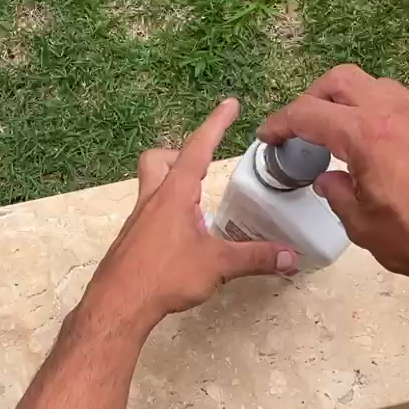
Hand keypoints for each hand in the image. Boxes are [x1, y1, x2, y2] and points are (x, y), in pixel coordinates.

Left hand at [81, 98, 298, 332]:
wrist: (118, 304)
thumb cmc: (161, 277)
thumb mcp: (217, 265)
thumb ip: (255, 258)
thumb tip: (289, 256)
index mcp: (175, 194)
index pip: (198, 148)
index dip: (215, 124)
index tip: (229, 104)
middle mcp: (153, 200)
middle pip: (158, 160)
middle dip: (180, 155)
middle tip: (203, 166)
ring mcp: (138, 220)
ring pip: (151, 187)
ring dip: (174, 187)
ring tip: (199, 206)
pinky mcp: (132, 240)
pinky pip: (149, 215)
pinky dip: (167, 216)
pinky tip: (182, 238)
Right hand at [258, 64, 408, 300]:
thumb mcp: (365, 228)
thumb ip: (338, 197)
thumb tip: (329, 181)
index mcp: (367, 135)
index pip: (309, 114)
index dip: (280, 123)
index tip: (269, 135)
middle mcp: (395, 113)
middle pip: (340, 79)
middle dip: (312, 97)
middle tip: (300, 127)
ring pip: (374, 86)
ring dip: (347, 101)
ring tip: (338, 136)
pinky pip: (400, 104)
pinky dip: (377, 114)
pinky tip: (376, 149)